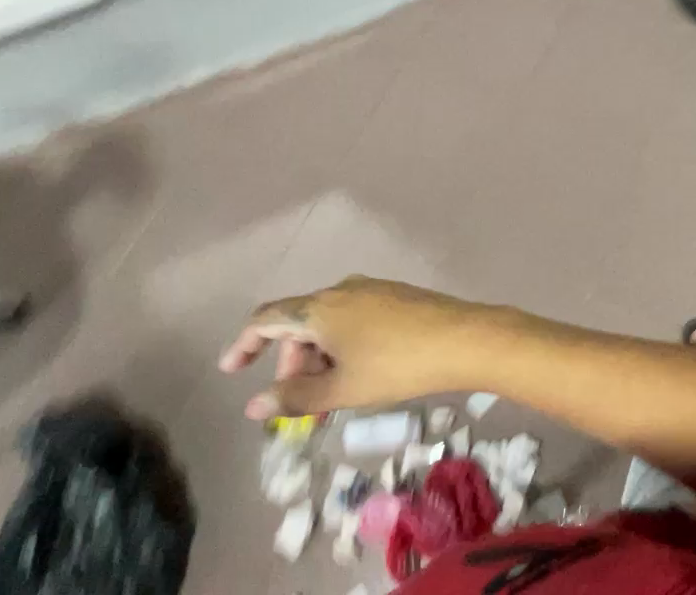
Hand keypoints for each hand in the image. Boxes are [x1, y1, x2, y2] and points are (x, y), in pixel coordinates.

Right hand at [217, 276, 498, 419]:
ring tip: (334, 398)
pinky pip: (355, 318)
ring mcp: (373, 289)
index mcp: (321, 308)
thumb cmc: (396, 365)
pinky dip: (344, 346)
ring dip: (320, 359)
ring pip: (330, 323)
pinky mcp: (397, 295)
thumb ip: (295, 397)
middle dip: (292, 364)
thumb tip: (254, 406)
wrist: (464, 339)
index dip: (245, 343)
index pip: (268, 319)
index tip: (231, 371)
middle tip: (302, 405)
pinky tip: (361, 373)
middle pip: (300, 323)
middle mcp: (343, 289)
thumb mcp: (342, 389)